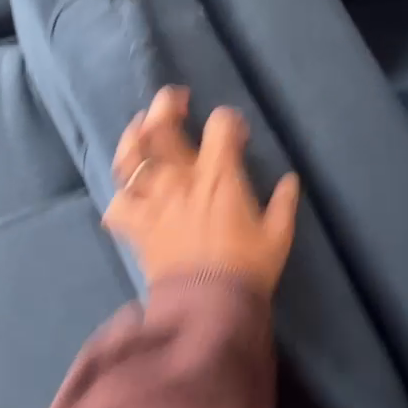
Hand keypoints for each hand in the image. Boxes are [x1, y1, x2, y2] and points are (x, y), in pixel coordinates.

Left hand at [104, 86, 301, 299]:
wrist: (209, 308)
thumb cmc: (248, 268)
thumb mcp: (278, 235)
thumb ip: (283, 203)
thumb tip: (289, 180)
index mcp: (220, 175)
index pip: (221, 126)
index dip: (229, 121)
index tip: (236, 131)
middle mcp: (181, 179)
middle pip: (163, 127)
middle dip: (167, 105)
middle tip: (175, 100)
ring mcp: (154, 201)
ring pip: (130, 157)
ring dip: (133, 137)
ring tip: (139, 128)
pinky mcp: (137, 227)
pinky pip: (118, 205)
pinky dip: (121, 197)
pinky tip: (127, 193)